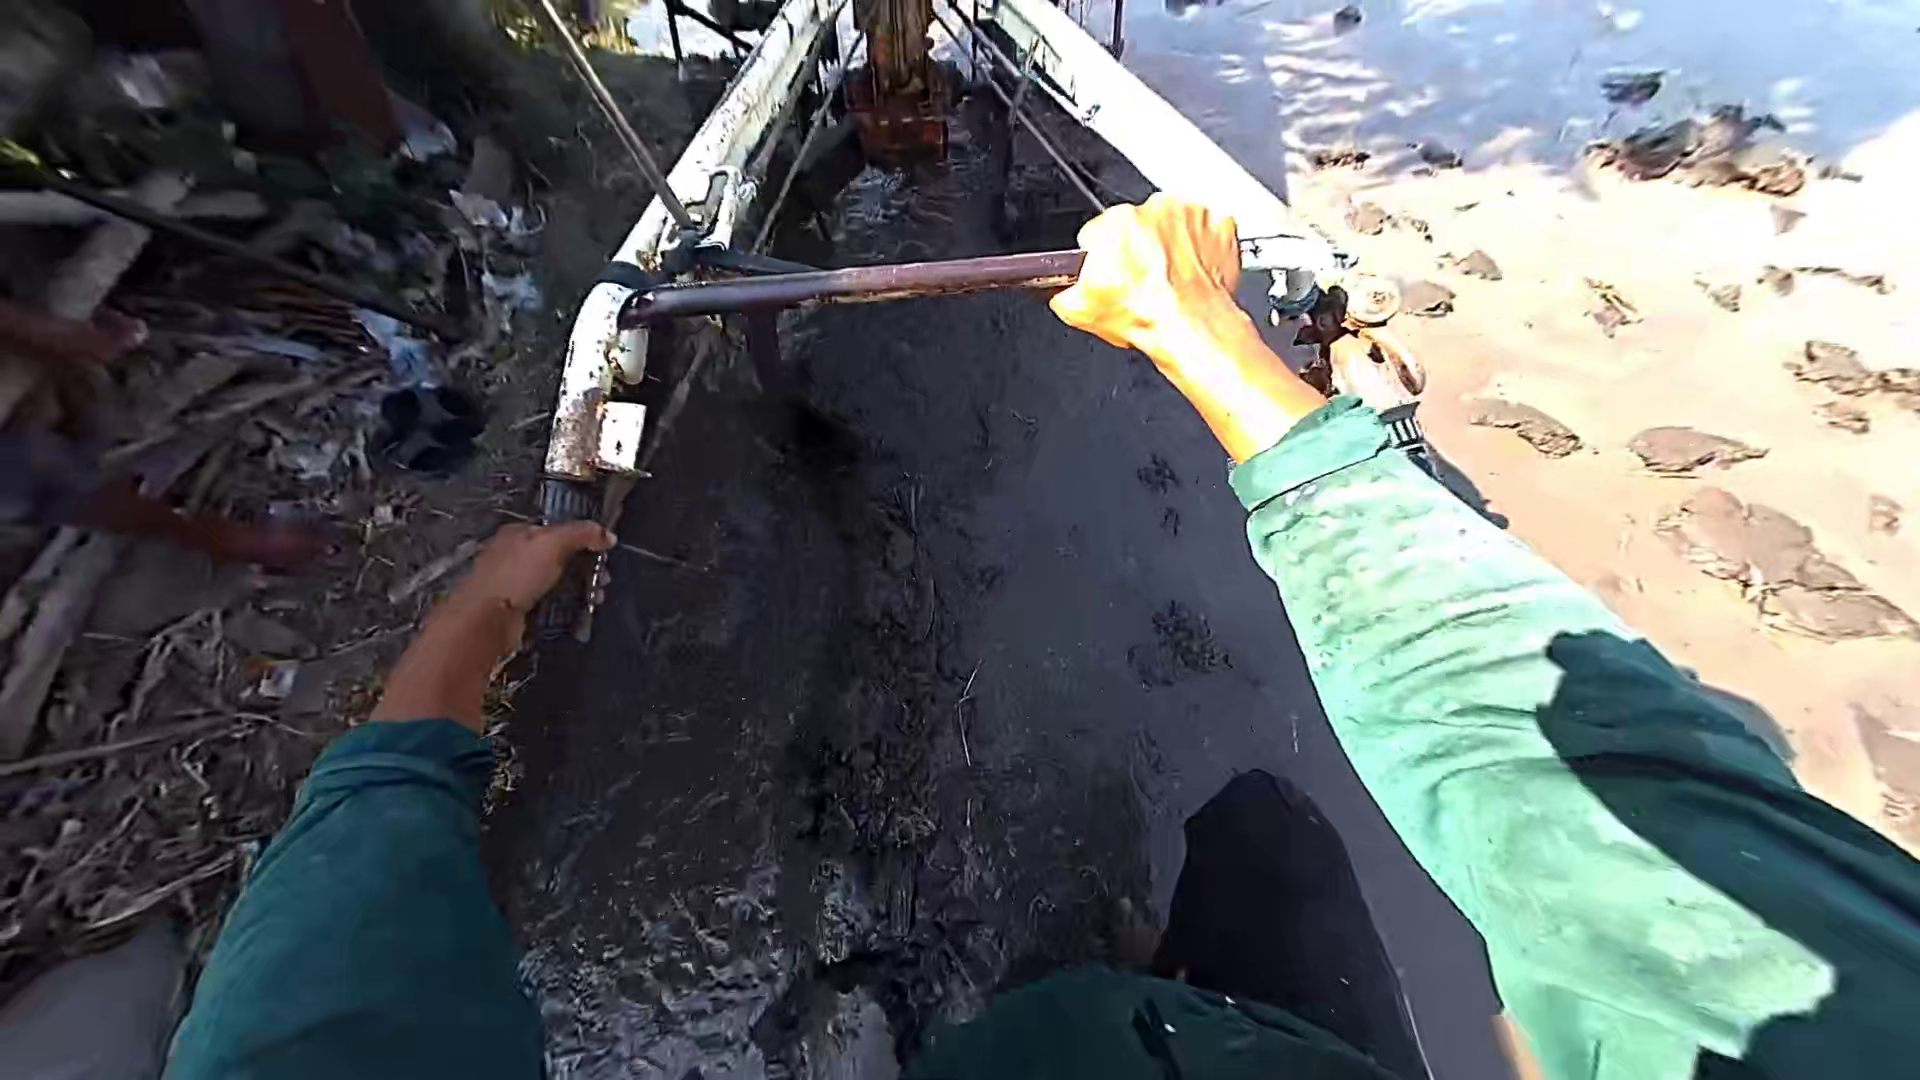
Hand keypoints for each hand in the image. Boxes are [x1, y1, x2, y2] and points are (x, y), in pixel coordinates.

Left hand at [370, 522, 613, 729]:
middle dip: (589, 568)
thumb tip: (606, 535)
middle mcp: (518, 556)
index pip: (560, 529)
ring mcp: (520, 583)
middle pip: (565, 557)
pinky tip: (581, 610)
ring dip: (583, 589)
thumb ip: (582, 533)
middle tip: (602, 578)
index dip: (584, 538)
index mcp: (520, 533)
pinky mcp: (524, 607)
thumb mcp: (552, 543)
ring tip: (595, 598)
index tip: (602, 550)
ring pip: (563, 581)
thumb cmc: (512, 577)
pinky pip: (556, 602)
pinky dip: (571, 605)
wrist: (486, 622)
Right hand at [1049, 193, 1242, 355]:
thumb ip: (1061, 294)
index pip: (1098, 233)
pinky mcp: (1220, 225)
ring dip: (1168, 248)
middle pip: (1137, 227)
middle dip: (1136, 251)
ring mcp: (1190, 214)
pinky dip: (1200, 250)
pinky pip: (1205, 232)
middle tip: (1140, 285)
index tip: (1109, 275)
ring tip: (1166, 283)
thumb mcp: (1079, 313)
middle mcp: (1153, 210)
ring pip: (1172, 226)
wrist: (1189, 329)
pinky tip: (1190, 276)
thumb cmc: (1145, 317)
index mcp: (1115, 224)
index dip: (1101, 258)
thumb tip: (1060, 292)